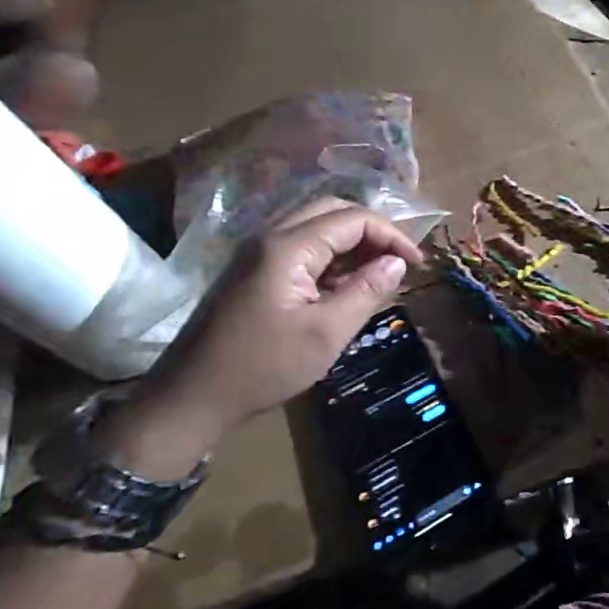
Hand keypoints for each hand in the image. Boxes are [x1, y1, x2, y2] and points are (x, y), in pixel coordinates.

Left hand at [106, 204, 424, 472]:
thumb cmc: (263, 367)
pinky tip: (346, 287)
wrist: (191, 396)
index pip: (352, 218)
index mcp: (288, 247)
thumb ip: (366, 292)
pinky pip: (301, 250)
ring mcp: (258, 254)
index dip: (392, 235)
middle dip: (373, 231)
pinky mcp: (253, 272)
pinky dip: (331, 259)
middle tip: (399, 263)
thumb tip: (397, 264)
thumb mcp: (326, 333)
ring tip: (379, 275)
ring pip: (316, 228)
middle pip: (332, 212)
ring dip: (352, 244)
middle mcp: (270, 237)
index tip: (417, 264)